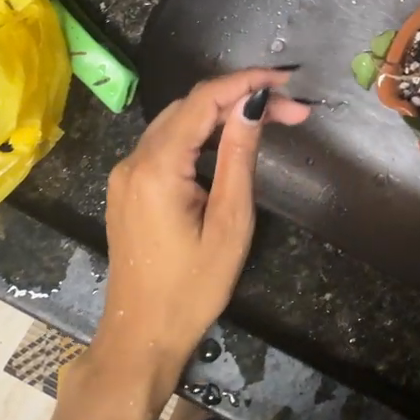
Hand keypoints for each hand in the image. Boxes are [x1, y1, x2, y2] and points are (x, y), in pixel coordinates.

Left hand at [89, 70, 308, 402]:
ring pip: (180, 120)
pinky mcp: (130, 186)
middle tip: (292, 108)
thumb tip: (254, 102)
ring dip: (225, 112)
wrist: (142, 338)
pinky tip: (232, 139)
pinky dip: (204, 131)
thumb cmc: (192, 287)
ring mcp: (127, 173)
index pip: (204, 99)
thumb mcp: (229, 221)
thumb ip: (238, 155)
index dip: (247, 81)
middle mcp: (134, 160)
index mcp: (157, 167)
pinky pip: (169, 141)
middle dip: (242, 96)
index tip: (288, 81)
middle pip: (192, 105)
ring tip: (273, 119)